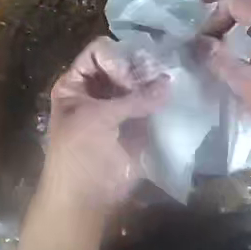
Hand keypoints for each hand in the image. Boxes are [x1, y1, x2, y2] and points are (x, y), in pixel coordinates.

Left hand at [39, 37, 169, 214]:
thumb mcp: (97, 119)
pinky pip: (152, 103)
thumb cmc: (79, 154)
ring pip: (140, 83)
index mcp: (76, 84)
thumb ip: (133, 99)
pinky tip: (174, 96)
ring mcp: (119, 107)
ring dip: (154, 82)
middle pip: (123, 64)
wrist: (86, 197)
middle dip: (140, 67)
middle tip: (158, 75)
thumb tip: (169, 83)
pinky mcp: (138, 124)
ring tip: (170, 84)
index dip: (116, 58)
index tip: (129, 79)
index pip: (98, 52)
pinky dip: (162, 99)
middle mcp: (98, 90)